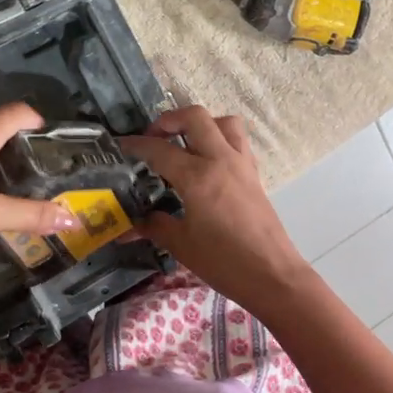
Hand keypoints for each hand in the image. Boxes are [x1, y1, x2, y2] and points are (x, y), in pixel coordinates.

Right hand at [120, 106, 311, 312]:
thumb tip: (130, 226)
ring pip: (224, 122)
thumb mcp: (182, 245)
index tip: (120, 145)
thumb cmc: (224, 262)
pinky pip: (238, 142)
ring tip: (185, 144)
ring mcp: (242, 165)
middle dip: (169, 119)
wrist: (272, 274)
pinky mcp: (255, 175)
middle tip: (154, 137)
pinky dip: (220, 140)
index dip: (136, 144)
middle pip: (195, 117)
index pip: (160, 149)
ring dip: (202, 125)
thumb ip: (155, 227)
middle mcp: (221, 160)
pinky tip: (207, 164)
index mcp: (198, 176)